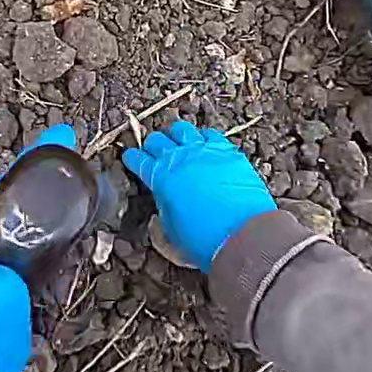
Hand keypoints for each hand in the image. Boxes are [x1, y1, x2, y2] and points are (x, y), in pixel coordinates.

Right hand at [124, 120, 274, 269]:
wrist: (241, 233)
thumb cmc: (204, 241)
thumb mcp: (170, 238)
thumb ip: (161, 218)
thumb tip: (160, 213)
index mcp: (160, 178)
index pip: (139, 160)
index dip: (133, 158)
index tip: (131, 156)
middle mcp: (179, 159)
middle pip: (158, 140)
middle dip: (152, 143)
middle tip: (152, 148)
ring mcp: (204, 151)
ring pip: (183, 129)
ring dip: (176, 134)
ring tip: (177, 139)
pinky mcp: (227, 150)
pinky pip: (211, 135)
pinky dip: (204, 137)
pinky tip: (205, 143)